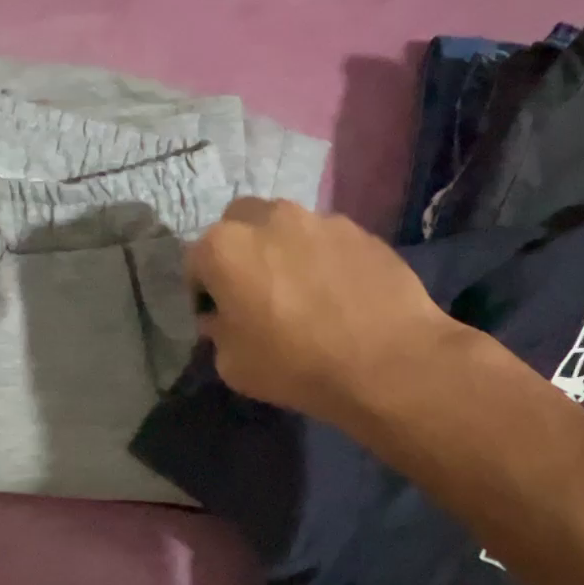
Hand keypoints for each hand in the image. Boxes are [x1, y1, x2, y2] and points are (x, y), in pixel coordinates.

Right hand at [189, 197, 457, 427]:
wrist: (387, 361)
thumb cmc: (296, 365)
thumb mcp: (233, 365)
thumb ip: (218, 332)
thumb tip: (223, 318)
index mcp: (224, 248)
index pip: (196, 260)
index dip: (203, 291)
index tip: (217, 316)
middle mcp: (268, 218)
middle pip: (238, 225)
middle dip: (239, 252)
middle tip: (255, 292)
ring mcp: (318, 219)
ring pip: (286, 227)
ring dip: (282, 250)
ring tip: (301, 290)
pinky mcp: (360, 230)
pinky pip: (326, 240)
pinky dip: (322, 259)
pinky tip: (338, 293)